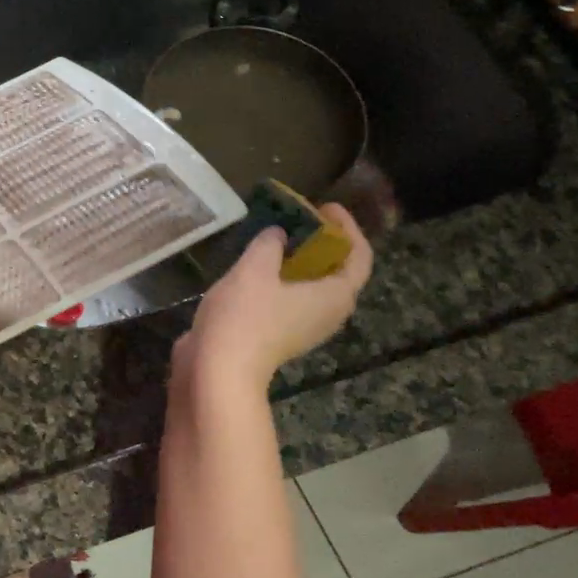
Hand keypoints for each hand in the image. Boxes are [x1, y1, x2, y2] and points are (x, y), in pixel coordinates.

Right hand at [177, 204, 374, 387]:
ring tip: (274, 245)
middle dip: (322, 245)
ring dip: (299, 265)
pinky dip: (282, 283)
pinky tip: (255, 274)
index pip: (359, 254)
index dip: (346, 228)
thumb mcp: (253, 270)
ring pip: (313, 288)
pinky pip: (291, 302)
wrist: (218, 369)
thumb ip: (269, 244)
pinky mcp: (279, 337)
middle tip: (297, 224)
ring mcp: (305, 328)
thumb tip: (278, 234)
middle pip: (338, 272)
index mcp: (336, 294)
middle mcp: (330, 312)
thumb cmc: (244, 317)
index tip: (324, 207)